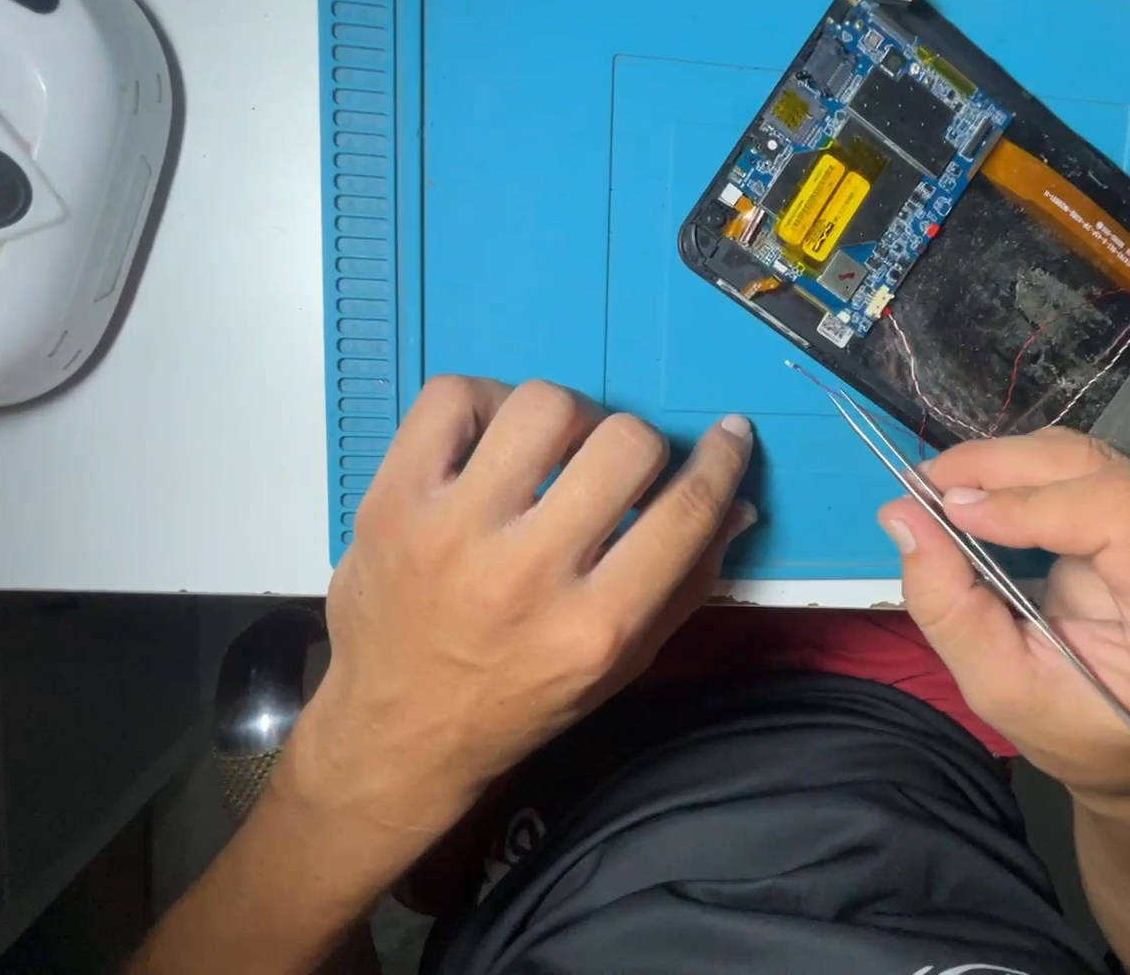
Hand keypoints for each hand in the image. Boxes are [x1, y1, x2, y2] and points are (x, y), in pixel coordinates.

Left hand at [289, 376, 755, 831]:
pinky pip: (454, 397)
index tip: (730, 435)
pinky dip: (488, 402)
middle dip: (641, 445)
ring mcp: (451, 531)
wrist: (399, 732)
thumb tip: (737, 504)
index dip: (723, 459)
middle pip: (624, 444)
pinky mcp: (392, 500)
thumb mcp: (623, 663)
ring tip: (556, 451)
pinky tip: (494, 440)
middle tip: (618, 470)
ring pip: (543, 405)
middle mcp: (526, 574)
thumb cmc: (524, 701)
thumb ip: (688, 583)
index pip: (686, 511)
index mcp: (595, 626)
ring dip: (570, 418)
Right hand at [877, 428, 1129, 804]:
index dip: (1028, 501)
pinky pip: (1095, 465)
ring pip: (1095, 458)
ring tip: (951, 491)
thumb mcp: (996, 687)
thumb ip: (946, 605)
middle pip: (1106, 473)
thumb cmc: (1075, 727)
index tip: (948, 508)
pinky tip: (994, 495)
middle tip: (927, 483)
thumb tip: (901, 513)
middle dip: (1002, 468)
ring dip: (1010, 465)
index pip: (1123, 517)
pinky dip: (1031, 470)